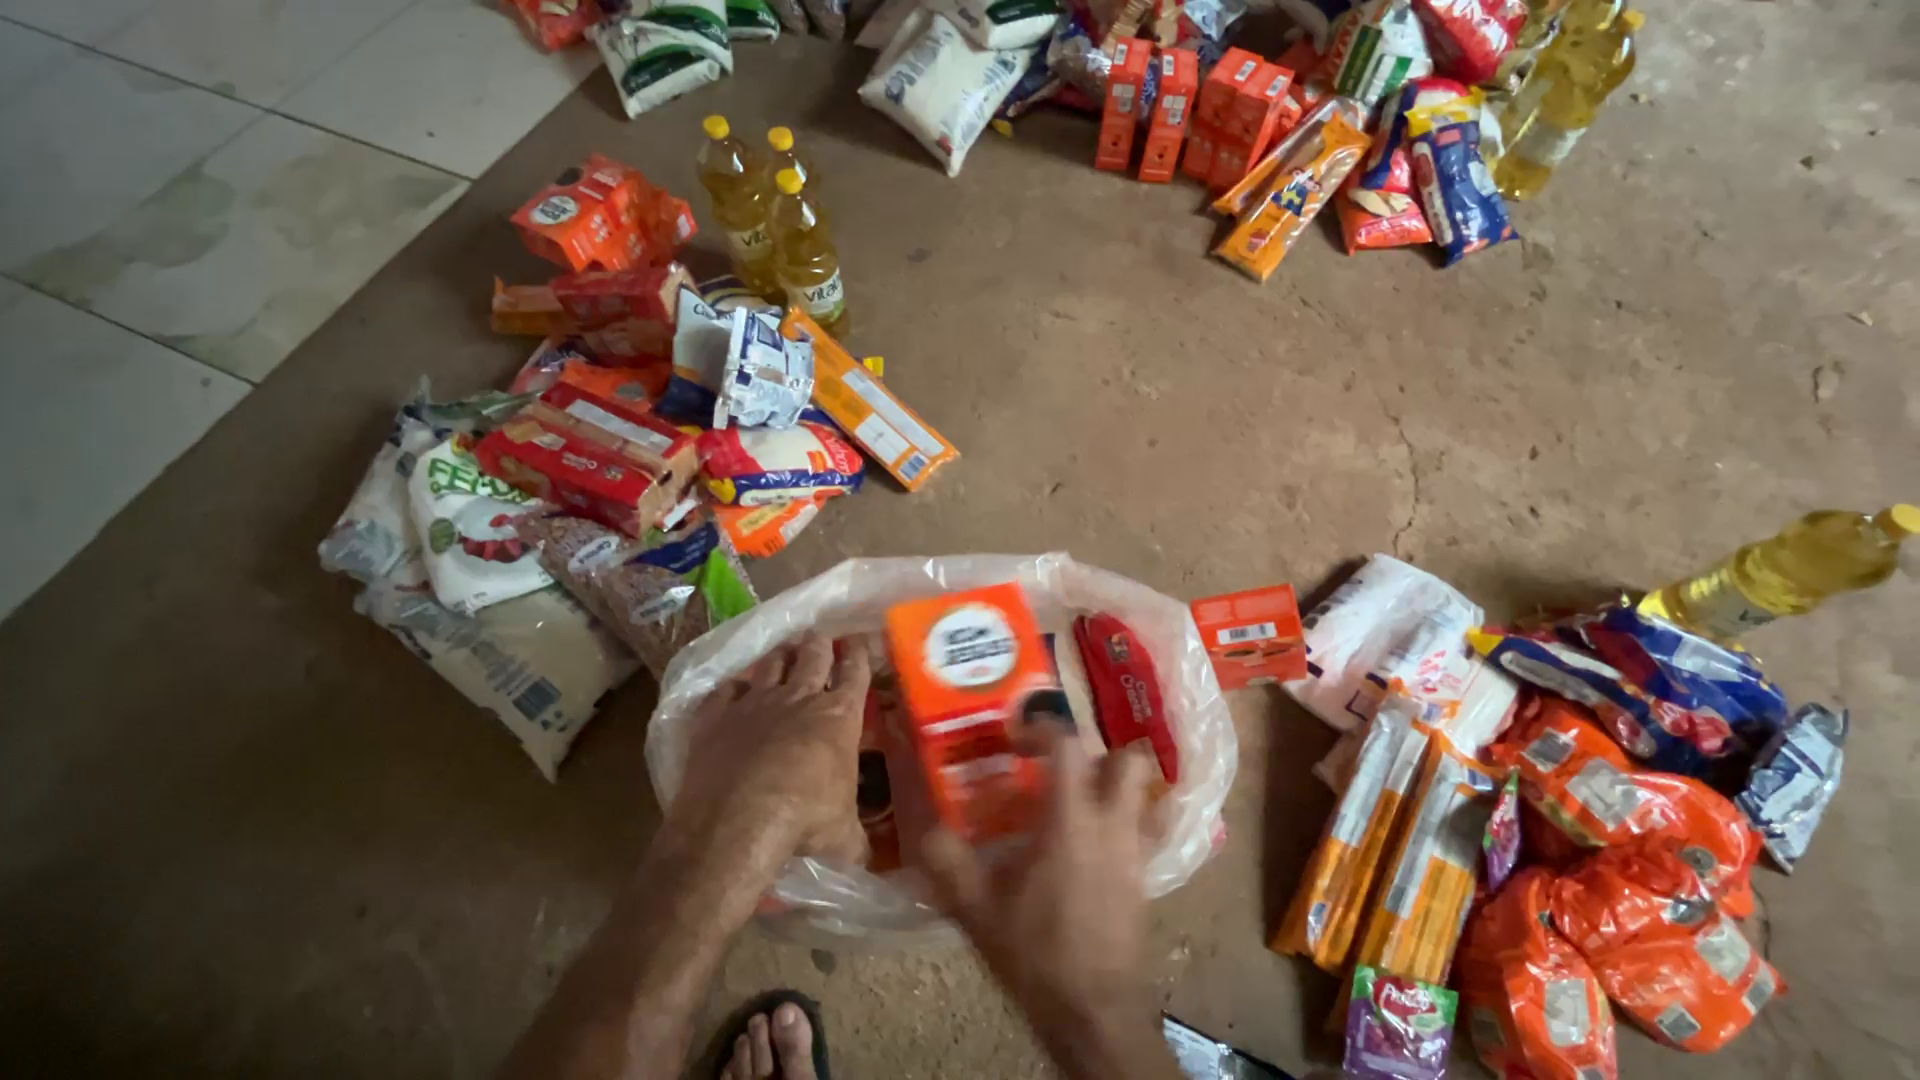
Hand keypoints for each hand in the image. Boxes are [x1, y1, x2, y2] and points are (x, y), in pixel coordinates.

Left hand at [669, 633, 873, 867]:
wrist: (736, 822)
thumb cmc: (804, 822)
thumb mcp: (844, 837)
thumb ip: (858, 839)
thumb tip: (868, 859)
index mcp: (839, 717)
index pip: (855, 672)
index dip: (858, 653)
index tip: (859, 642)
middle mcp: (799, 698)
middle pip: (813, 653)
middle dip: (820, 643)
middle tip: (821, 640)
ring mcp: (754, 702)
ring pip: (771, 662)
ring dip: (781, 655)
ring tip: (784, 652)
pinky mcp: (716, 714)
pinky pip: (727, 688)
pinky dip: (734, 687)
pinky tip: (735, 690)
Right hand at [919, 734, 1177, 1079]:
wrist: (1093, 1009)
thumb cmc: (1036, 952)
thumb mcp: (977, 908)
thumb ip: (947, 862)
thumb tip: (922, 827)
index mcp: (1070, 819)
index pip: (1068, 745)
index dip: (1042, 728)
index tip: (1017, 739)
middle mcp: (1112, 824)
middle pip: (1128, 759)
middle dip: (1098, 751)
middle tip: (1062, 765)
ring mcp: (1137, 851)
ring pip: (1147, 793)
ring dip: (1120, 783)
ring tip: (1085, 795)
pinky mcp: (1148, 879)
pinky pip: (1151, 831)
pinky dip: (1134, 820)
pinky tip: (1104, 839)